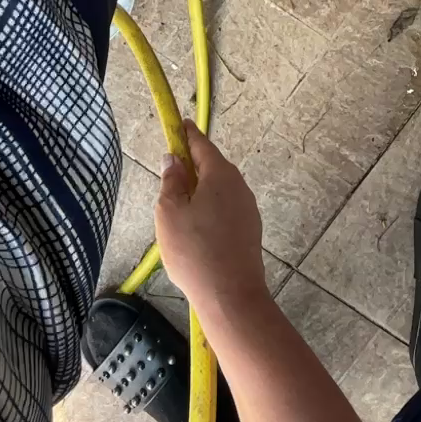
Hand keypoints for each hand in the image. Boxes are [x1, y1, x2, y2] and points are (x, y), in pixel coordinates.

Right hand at [154, 122, 270, 319]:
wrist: (232, 297)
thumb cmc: (195, 252)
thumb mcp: (170, 213)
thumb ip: (171, 182)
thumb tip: (174, 159)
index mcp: (219, 174)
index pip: (201, 144)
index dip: (187, 134)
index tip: (179, 124)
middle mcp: (238, 185)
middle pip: (213, 166)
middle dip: (193, 166)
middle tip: (172, 173)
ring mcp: (248, 208)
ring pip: (220, 189)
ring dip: (202, 190)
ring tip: (180, 208)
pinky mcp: (250, 229)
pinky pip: (226, 207)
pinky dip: (211, 207)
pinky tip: (198, 228)